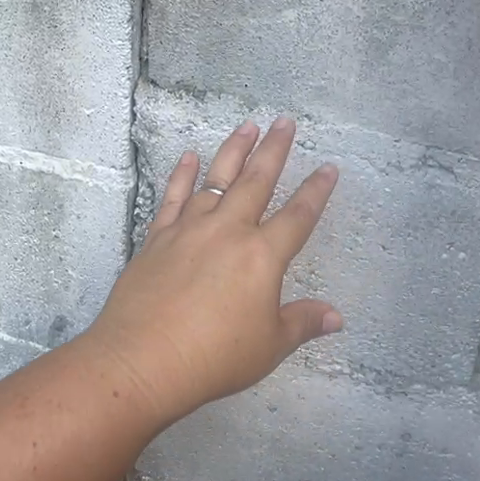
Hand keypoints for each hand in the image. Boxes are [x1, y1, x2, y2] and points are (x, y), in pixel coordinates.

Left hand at [80, 117, 341, 423]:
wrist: (142, 359)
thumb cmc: (213, 357)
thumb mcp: (269, 347)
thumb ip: (302, 324)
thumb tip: (336, 317)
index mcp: (262, 256)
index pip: (298, 216)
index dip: (316, 191)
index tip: (328, 167)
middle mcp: (229, 230)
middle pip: (257, 181)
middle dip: (274, 149)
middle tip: (285, 121)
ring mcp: (190, 228)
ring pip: (216, 178)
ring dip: (233, 150)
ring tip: (247, 126)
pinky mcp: (158, 236)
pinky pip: (174, 196)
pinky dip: (182, 174)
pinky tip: (189, 156)